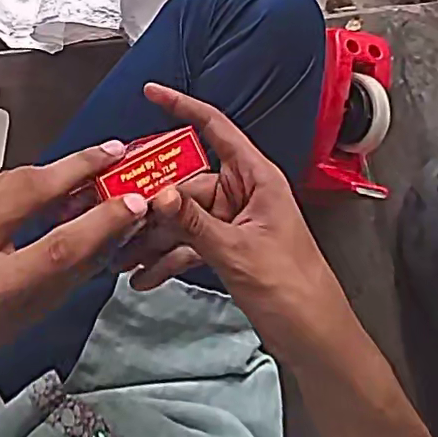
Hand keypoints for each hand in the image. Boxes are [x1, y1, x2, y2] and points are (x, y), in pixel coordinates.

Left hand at [0, 141, 151, 391]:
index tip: (131, 202)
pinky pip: (1, 178)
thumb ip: (78, 263)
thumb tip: (118, 219)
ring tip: (93, 163)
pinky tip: (50, 182)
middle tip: (114, 153)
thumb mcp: (38, 308)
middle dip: (78, 168)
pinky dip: (30, 179)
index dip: (98, 221)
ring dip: (58, 169)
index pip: (53, 249)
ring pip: (17, 177)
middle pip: (29, 193)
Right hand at [131, 83, 360, 365]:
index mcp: (255, 177)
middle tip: (120, 211)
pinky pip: (188, 242)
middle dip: (153, 200)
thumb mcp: (239, 252)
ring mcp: (231, 220)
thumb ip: (194, 222)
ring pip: (181, 215)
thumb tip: (158, 195)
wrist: (317, 344)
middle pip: (186, 180)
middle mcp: (241, 192)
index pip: (215, 128)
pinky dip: (167, 257)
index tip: (152, 92)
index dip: (183, 106)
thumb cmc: (295, 290)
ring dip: (154, 236)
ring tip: (124, 253)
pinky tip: (144, 274)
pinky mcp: (225, 246)